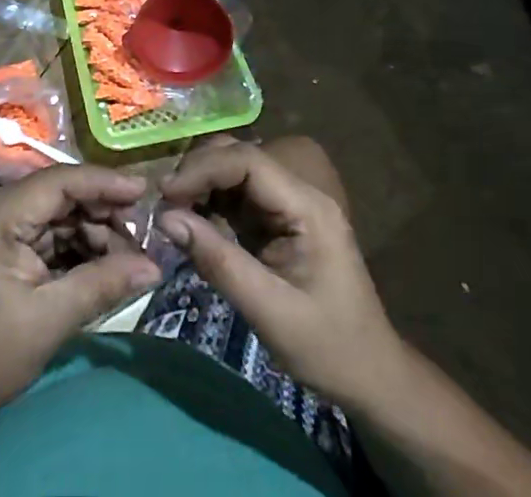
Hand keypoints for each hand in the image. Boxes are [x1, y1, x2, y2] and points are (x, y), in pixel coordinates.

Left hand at [0, 166, 160, 419]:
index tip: (144, 192)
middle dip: (106, 212)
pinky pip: (57, 232)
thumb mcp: (52, 317)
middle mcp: (0, 208)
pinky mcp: (12, 244)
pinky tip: (110, 265)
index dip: (105, 183)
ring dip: (99, 232)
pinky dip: (84, 246)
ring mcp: (4, 225)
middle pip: (65, 193)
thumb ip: (104, 283)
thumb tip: (156, 267)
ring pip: (65, 213)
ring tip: (133, 257)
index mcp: (0, 215)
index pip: (61, 181)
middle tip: (144, 236)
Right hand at [158, 139, 401, 406]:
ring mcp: (288, 205)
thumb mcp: (269, 310)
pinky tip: (191, 223)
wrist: (368, 373)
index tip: (164, 195)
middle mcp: (299, 193)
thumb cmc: (326, 345)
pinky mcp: (277, 221)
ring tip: (171, 214)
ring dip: (201, 185)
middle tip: (163, 205)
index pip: (249, 161)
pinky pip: (237, 196)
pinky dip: (210, 203)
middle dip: (198, 172)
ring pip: (235, 172)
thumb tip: (165, 218)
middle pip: (240, 157)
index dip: (202, 169)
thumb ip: (218, 261)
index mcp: (308, 206)